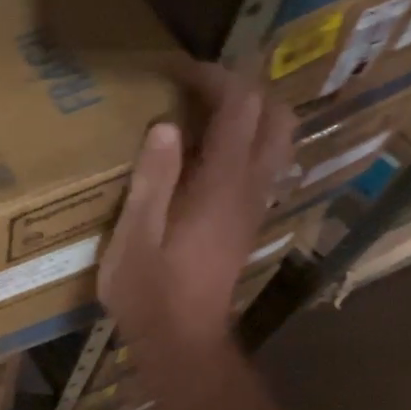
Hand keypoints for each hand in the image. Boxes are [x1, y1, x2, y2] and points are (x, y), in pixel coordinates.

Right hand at [98, 64, 293, 345]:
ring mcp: (253, 204)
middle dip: (239, 87)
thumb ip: (151, 180)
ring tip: (201, 112)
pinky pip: (261, 162)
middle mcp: (249, 187)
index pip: (237, 107)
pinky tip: (204, 153)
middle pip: (272, 115)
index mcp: (220, 184)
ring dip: (248, 113)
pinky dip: (243, 141)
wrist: (182, 341)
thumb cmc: (149, 291)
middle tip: (192, 86)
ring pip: (275, 138)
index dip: (211, 77)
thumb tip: (165, 125)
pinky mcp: (246, 220)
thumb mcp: (135, 236)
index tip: (173, 69)